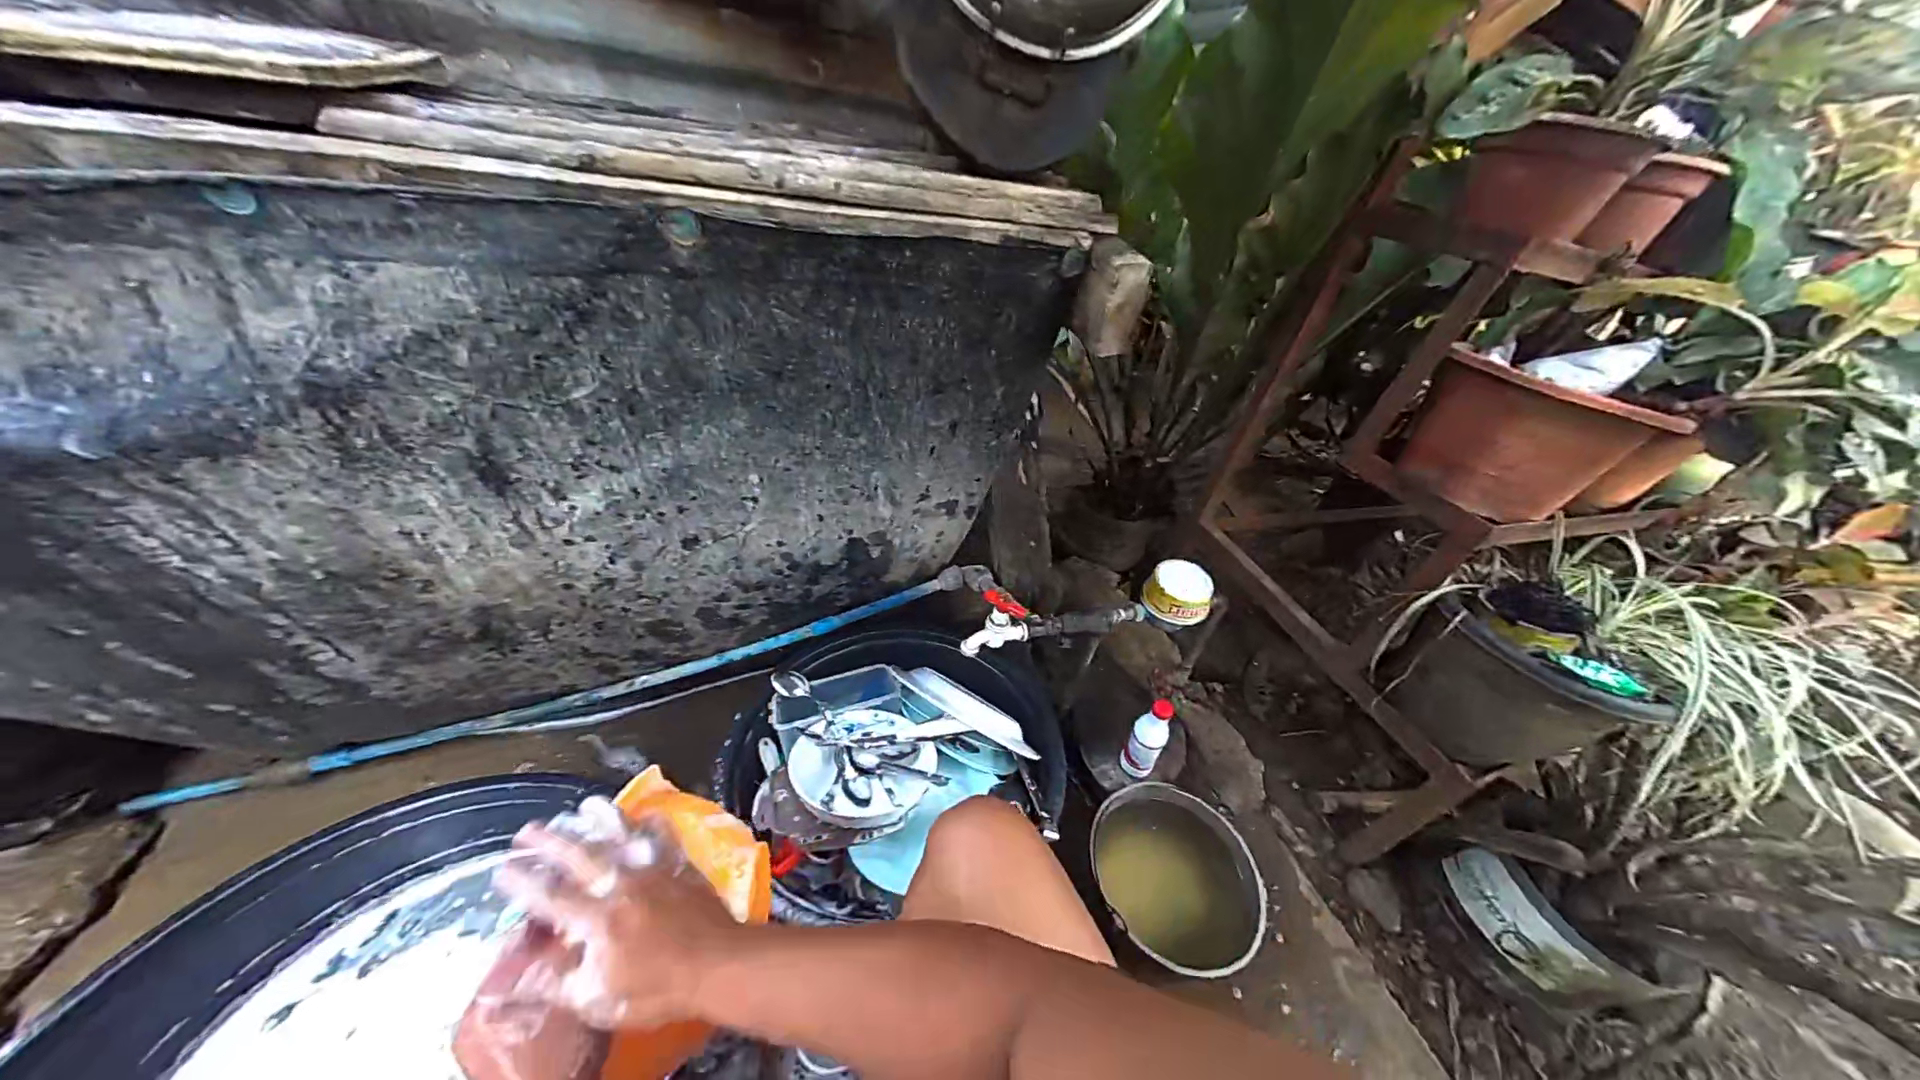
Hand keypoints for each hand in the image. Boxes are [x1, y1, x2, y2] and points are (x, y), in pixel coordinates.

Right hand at [491, 819, 740, 1028]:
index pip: (551, 897)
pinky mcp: (682, 867)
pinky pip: (666, 838)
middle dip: (553, 841)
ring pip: (625, 836)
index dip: (524, 883)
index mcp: (598, 918)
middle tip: (530, 829)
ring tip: (588, 804)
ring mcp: (656, 871)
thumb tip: (514, 980)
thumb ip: (556, 983)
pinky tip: (650, 813)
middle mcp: (625, 885)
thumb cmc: (658, 989)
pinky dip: (655, 825)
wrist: (719, 964)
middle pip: (583, 857)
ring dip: (604, 819)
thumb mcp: (597, 999)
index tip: (503, 868)